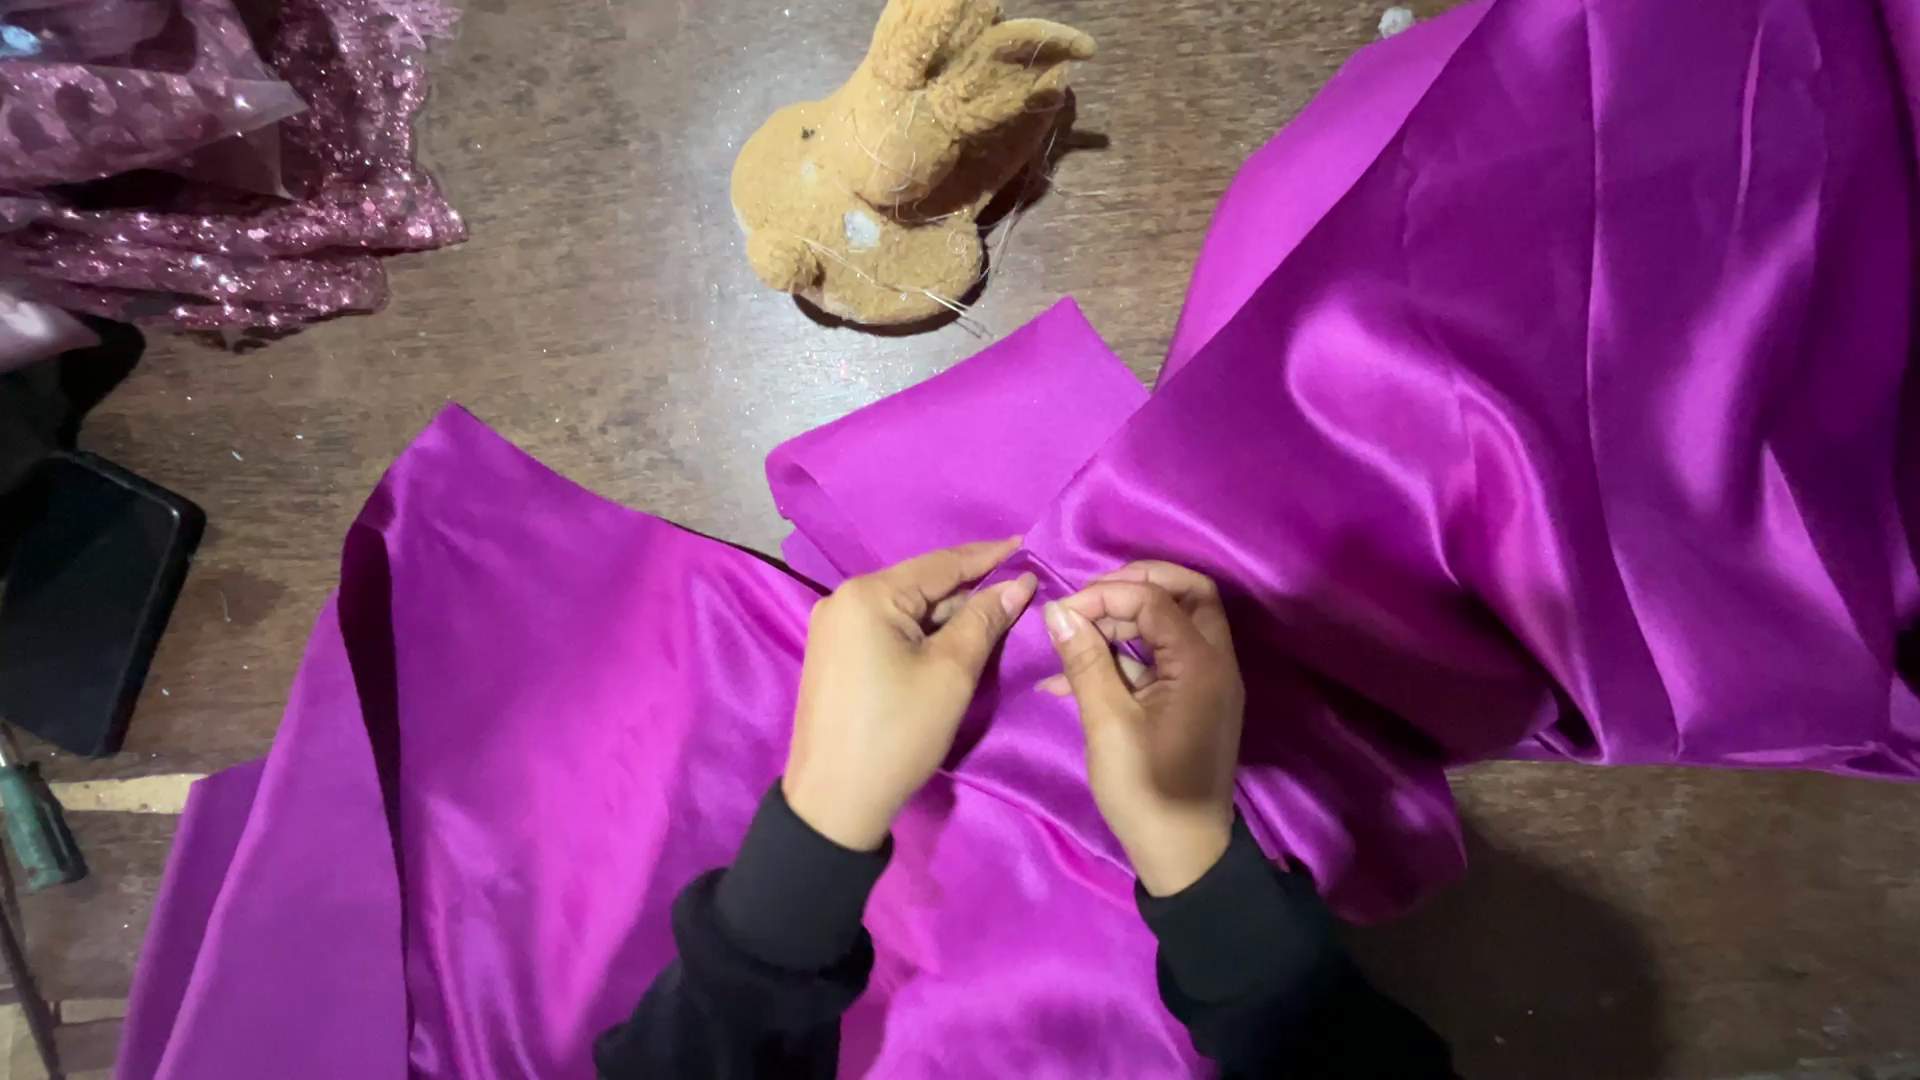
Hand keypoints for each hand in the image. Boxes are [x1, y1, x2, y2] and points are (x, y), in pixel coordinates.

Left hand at [785, 538, 1036, 850]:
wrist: (834, 803)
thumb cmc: (898, 732)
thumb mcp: (951, 672)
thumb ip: (985, 619)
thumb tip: (1018, 582)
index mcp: (868, 595)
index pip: (940, 564)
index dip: (988, 556)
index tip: (1026, 545)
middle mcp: (844, 599)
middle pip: (922, 584)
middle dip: (971, 589)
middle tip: (1020, 589)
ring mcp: (835, 627)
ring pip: (908, 608)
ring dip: (950, 612)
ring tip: (998, 612)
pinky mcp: (836, 653)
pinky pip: (890, 628)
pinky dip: (925, 631)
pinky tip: (956, 636)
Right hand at [1041, 561, 1244, 895]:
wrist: (1183, 857)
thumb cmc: (1147, 791)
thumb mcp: (1108, 724)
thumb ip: (1085, 661)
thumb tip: (1058, 611)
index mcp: (1202, 664)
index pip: (1156, 600)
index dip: (1106, 596)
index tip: (1063, 614)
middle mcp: (1215, 662)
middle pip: (1185, 594)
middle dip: (1135, 586)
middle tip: (1090, 598)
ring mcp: (1206, 681)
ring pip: (1174, 622)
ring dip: (1126, 619)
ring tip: (1074, 638)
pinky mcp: (1192, 700)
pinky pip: (1162, 657)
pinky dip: (1126, 654)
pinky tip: (1075, 676)